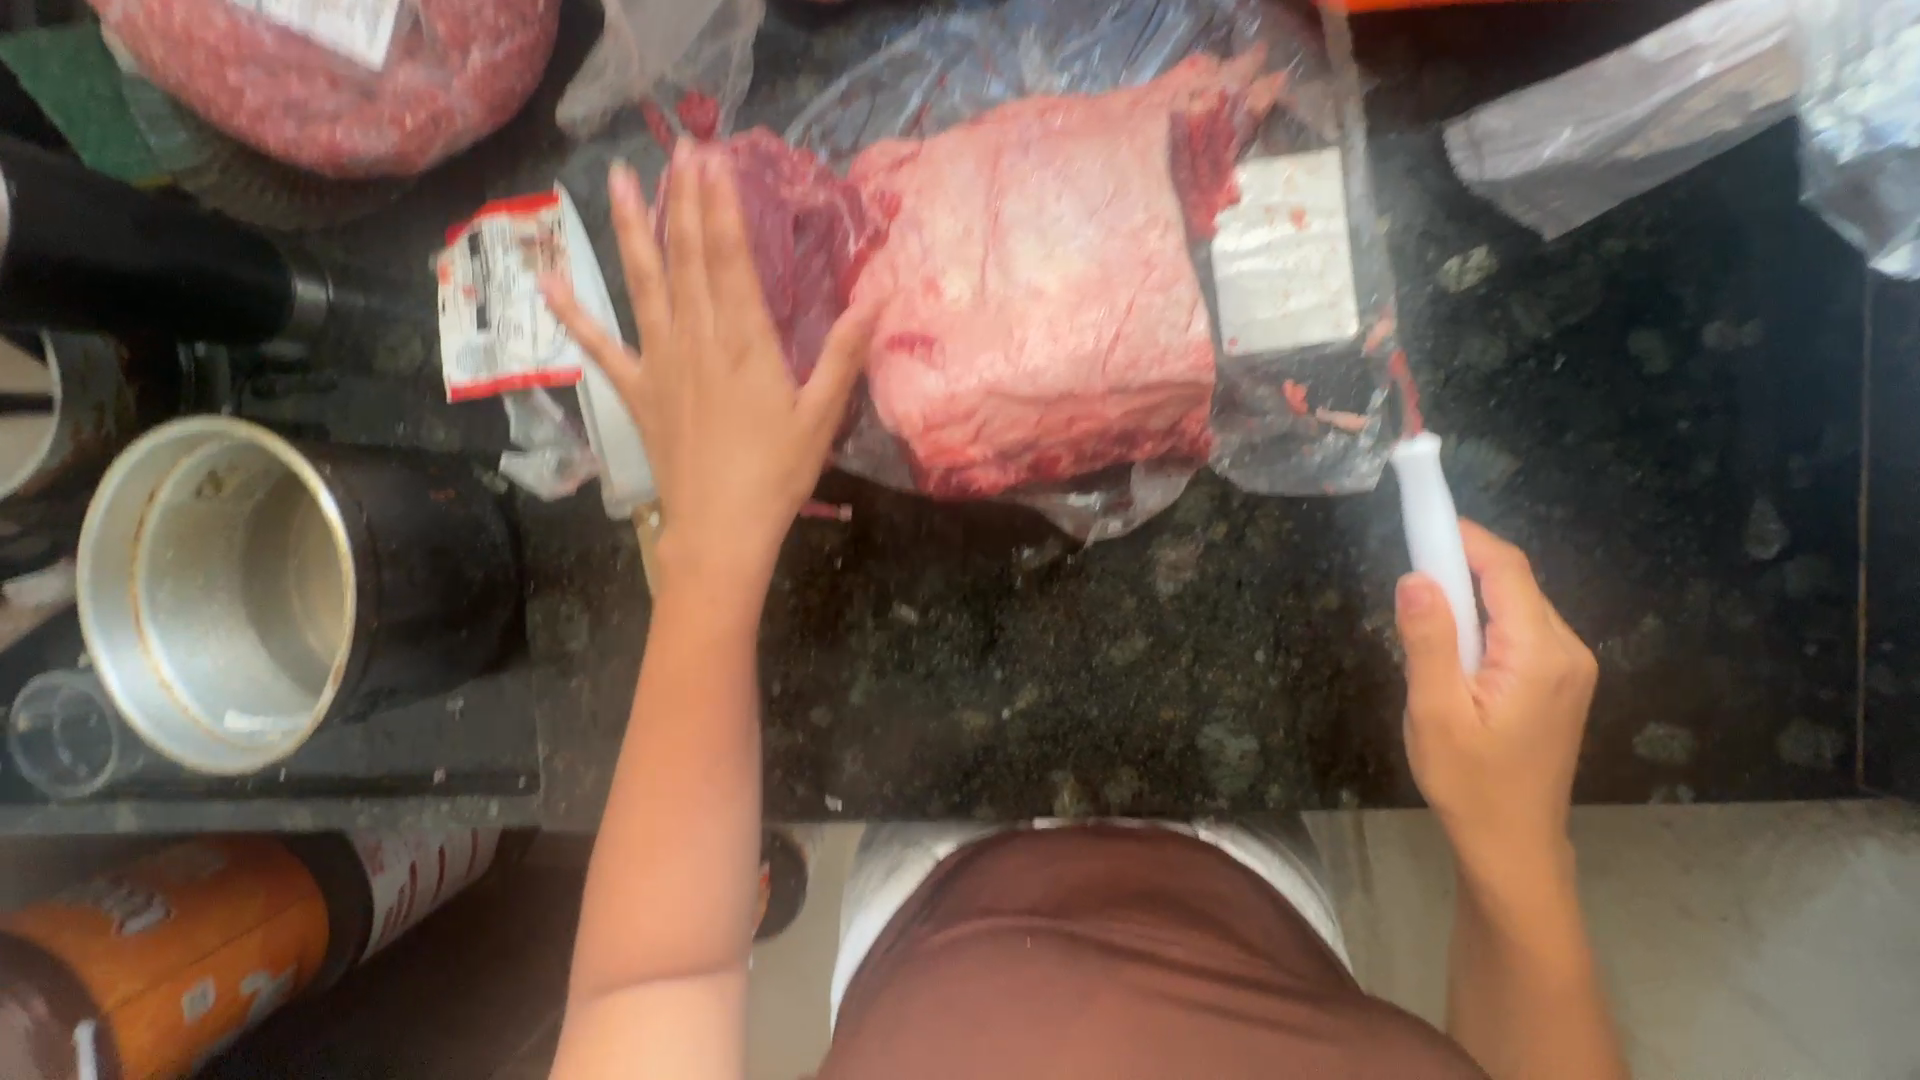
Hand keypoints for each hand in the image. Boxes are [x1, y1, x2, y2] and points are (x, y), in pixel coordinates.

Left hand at [542, 143, 877, 601]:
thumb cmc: (777, 474)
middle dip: (684, 200)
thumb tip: (878, 299)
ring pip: (644, 285)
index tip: (713, 159)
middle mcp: (697, 341)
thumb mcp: (822, 416)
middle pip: (688, 258)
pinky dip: (574, 313)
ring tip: (618, 181)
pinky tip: (549, 279)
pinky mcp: (637, 392)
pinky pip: (600, 346)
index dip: (721, 206)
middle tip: (678, 148)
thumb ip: (844, 355)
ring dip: (631, 231)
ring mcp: (660, 363)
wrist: (721, 529)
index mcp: (745, 344)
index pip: (730, 259)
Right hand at [1394, 521, 1598, 873]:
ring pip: (1514, 605)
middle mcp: (1567, 649)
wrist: (1512, 843)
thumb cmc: (1468, 781)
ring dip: (1466, 597)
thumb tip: (1414, 576)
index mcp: (1540, 653)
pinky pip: (1518, 630)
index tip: (1417, 516)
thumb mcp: (1434, 711)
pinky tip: (1450, 649)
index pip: (1505, 568)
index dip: (1462, 535)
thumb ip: (1427, 639)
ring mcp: (1569, 667)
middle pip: (1512, 582)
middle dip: (1458, 565)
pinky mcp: (1558, 681)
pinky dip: (1480, 622)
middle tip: (1404, 578)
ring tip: (1420, 623)